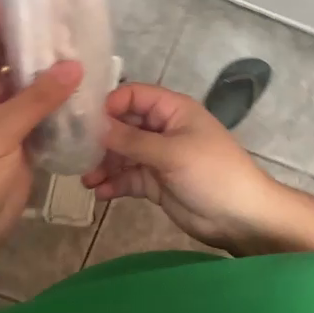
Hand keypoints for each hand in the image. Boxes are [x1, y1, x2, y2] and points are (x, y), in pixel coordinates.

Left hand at [0, 0, 82, 257]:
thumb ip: (37, 97)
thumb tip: (75, 65)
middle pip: (0, 54)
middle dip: (28, 36)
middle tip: (65, 16)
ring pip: (22, 81)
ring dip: (46, 67)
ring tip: (79, 44)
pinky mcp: (16, 137)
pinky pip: (37, 107)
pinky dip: (56, 96)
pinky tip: (82, 84)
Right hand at [81, 83, 293, 254]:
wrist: (240, 217)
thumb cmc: (212, 173)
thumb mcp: (172, 153)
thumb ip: (132, 140)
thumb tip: (95, 126)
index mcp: (173, 110)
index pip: (133, 95)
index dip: (109, 105)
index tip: (83, 122)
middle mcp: (164, 128)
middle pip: (124, 124)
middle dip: (101, 138)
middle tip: (73, 153)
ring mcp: (159, 156)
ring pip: (122, 153)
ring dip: (103, 164)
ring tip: (86, 179)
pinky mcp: (156, 182)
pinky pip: (128, 177)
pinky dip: (113, 183)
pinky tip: (99, 193)